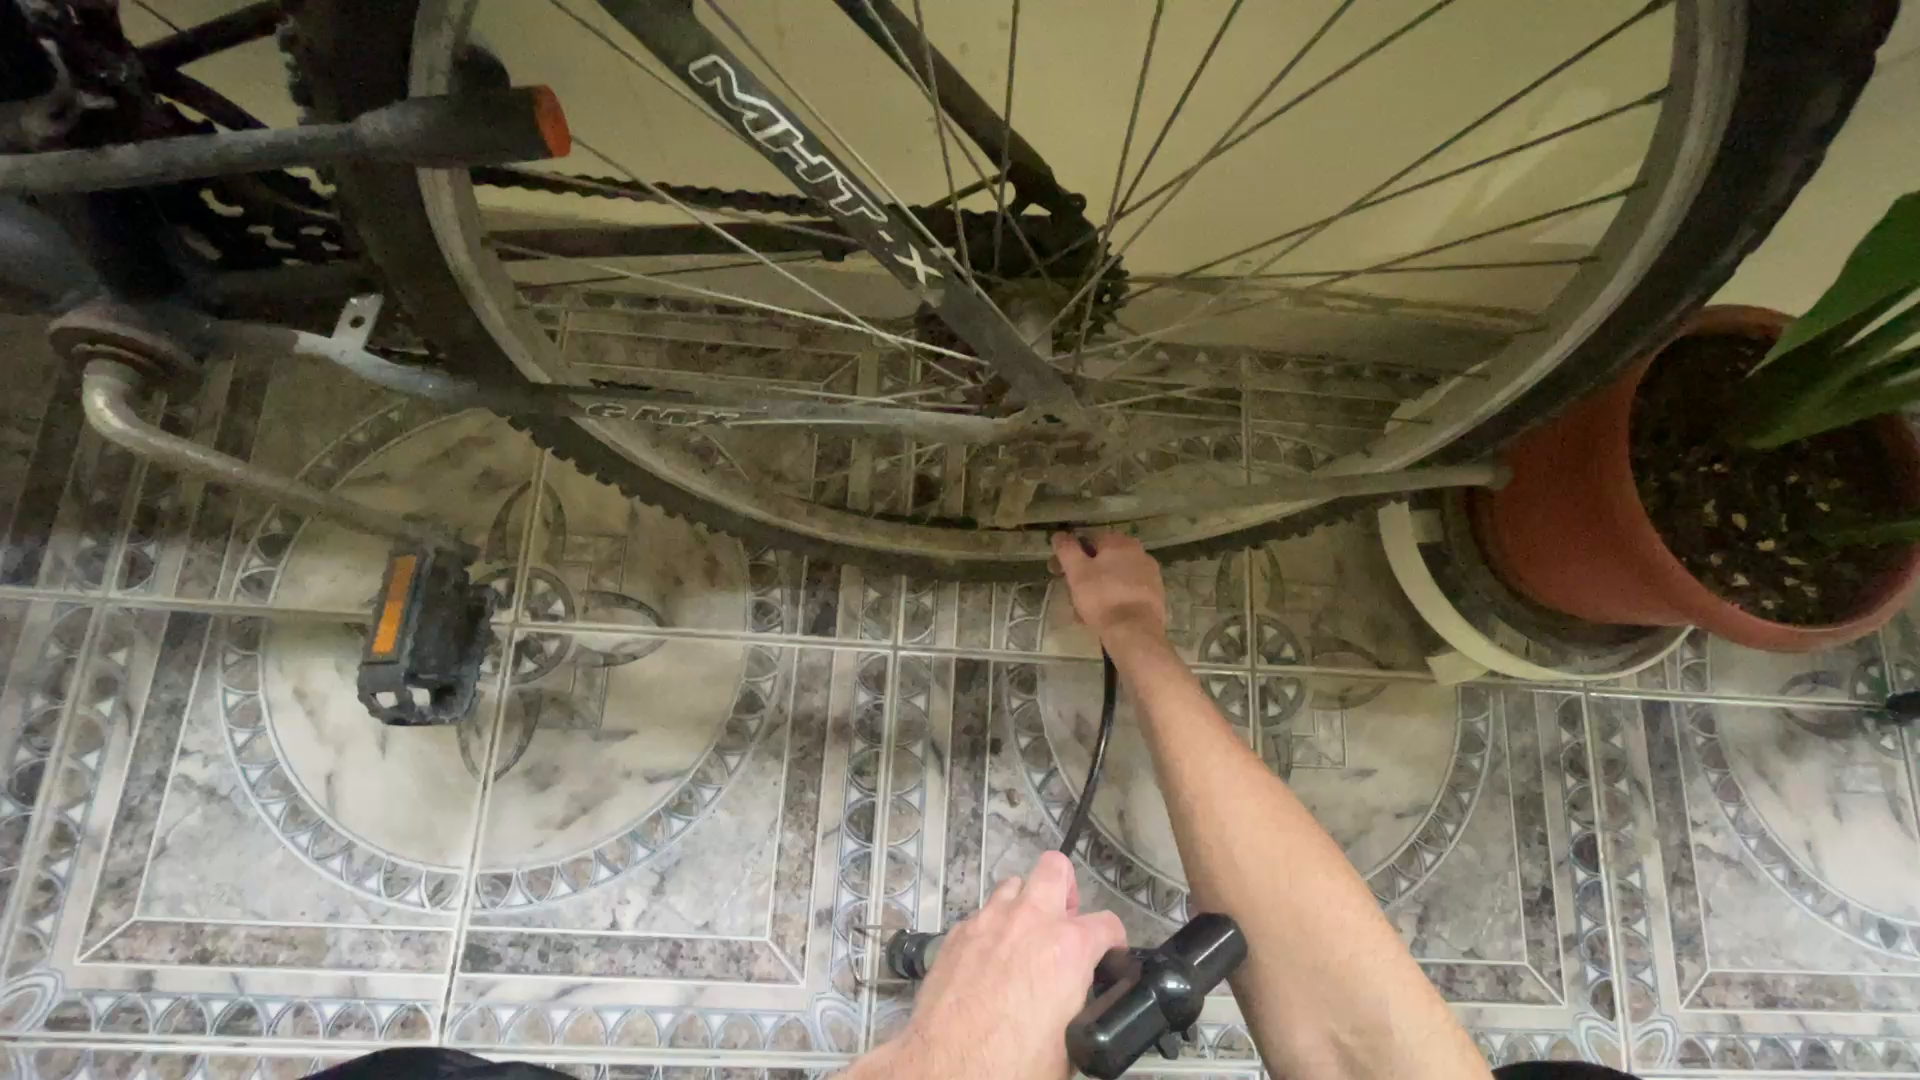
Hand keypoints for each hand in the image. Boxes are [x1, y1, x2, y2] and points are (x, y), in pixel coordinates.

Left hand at [884, 852, 1126, 1079]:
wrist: (946, 1069)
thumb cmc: (1012, 1064)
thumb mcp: (1070, 1043)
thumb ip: (1078, 1001)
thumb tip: (1076, 1000)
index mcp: (1066, 948)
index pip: (1107, 924)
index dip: (1112, 942)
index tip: (1108, 954)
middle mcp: (1029, 920)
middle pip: (1055, 868)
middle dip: (1065, 888)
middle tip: (1065, 920)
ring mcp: (989, 920)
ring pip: (1013, 885)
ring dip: (1024, 905)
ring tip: (1024, 938)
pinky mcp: (957, 932)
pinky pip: (982, 913)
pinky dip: (992, 928)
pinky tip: (990, 959)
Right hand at [1051, 532, 1168, 646]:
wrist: (1135, 630)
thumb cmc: (1102, 597)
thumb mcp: (1077, 571)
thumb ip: (1067, 549)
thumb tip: (1059, 534)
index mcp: (1119, 542)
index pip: (1088, 540)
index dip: (1069, 554)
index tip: (1058, 571)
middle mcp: (1138, 552)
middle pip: (1102, 559)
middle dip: (1083, 574)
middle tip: (1070, 593)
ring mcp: (1149, 573)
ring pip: (1113, 577)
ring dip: (1096, 588)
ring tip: (1082, 611)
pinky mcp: (1155, 594)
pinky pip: (1126, 591)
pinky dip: (1112, 598)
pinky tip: (1102, 615)